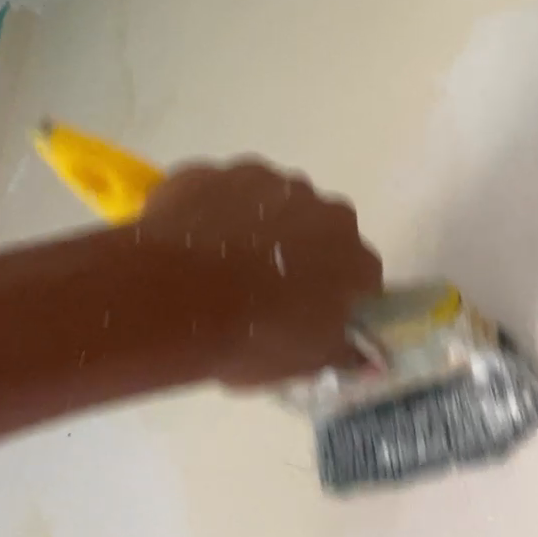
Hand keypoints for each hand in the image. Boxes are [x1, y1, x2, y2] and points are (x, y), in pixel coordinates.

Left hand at [137, 161, 382, 386]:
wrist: (171, 299)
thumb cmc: (252, 336)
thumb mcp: (306, 362)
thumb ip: (342, 352)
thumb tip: (366, 356)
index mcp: (350, 251)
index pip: (361, 274)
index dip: (339, 295)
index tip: (315, 315)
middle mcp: (317, 205)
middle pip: (318, 229)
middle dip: (300, 253)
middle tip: (266, 291)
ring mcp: (261, 181)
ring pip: (268, 204)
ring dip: (255, 227)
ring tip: (220, 267)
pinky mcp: (210, 173)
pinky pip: (218, 194)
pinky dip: (210, 213)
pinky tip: (189, 244)